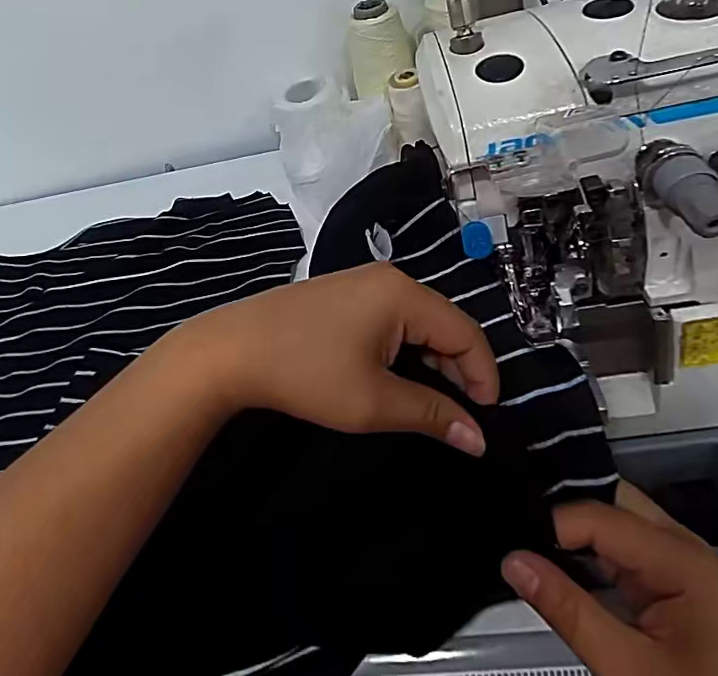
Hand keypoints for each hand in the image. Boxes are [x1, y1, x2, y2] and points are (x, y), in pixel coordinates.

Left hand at [156, 262, 498, 455]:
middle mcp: (389, 278)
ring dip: (431, 359)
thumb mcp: (374, 401)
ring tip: (430, 400)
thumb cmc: (307, 374)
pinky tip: (397, 374)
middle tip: (459, 415)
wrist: (232, 349)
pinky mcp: (345, 292)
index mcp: (403, 294)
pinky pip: (393, 316)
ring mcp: (363, 281)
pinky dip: (405, 346)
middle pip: (444, 322)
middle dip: (458, 368)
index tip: (485, 419)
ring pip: (418, 320)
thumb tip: (477, 439)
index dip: (483, 375)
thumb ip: (432, 415)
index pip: (466, 332)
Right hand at [502, 496, 717, 675]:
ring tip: (529, 543)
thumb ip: (569, 611)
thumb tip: (514, 562)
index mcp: (682, 559)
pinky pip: (621, 551)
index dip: (551, 523)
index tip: (513, 542)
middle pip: (610, 500)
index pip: (599, 515)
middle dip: (562, 510)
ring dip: (573, 534)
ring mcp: (679, 565)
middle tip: (516, 525)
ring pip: (613, 522)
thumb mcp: (630, 669)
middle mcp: (683, 549)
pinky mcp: (671, 586)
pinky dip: (589, 555)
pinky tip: (560, 567)